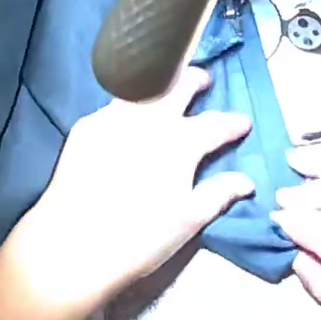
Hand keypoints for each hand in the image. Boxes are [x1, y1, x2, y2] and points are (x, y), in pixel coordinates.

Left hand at [1, 67, 253, 312]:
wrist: (74, 240)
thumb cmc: (140, 236)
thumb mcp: (188, 220)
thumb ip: (218, 194)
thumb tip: (246, 181)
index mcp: (180, 141)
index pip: (215, 124)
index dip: (233, 122)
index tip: (243, 122)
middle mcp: (148, 119)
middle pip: (177, 86)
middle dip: (194, 79)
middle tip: (202, 79)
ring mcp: (113, 117)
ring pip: (143, 88)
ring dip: (160, 84)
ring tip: (167, 88)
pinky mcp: (86, 124)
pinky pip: (114, 105)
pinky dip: (129, 103)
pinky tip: (129, 114)